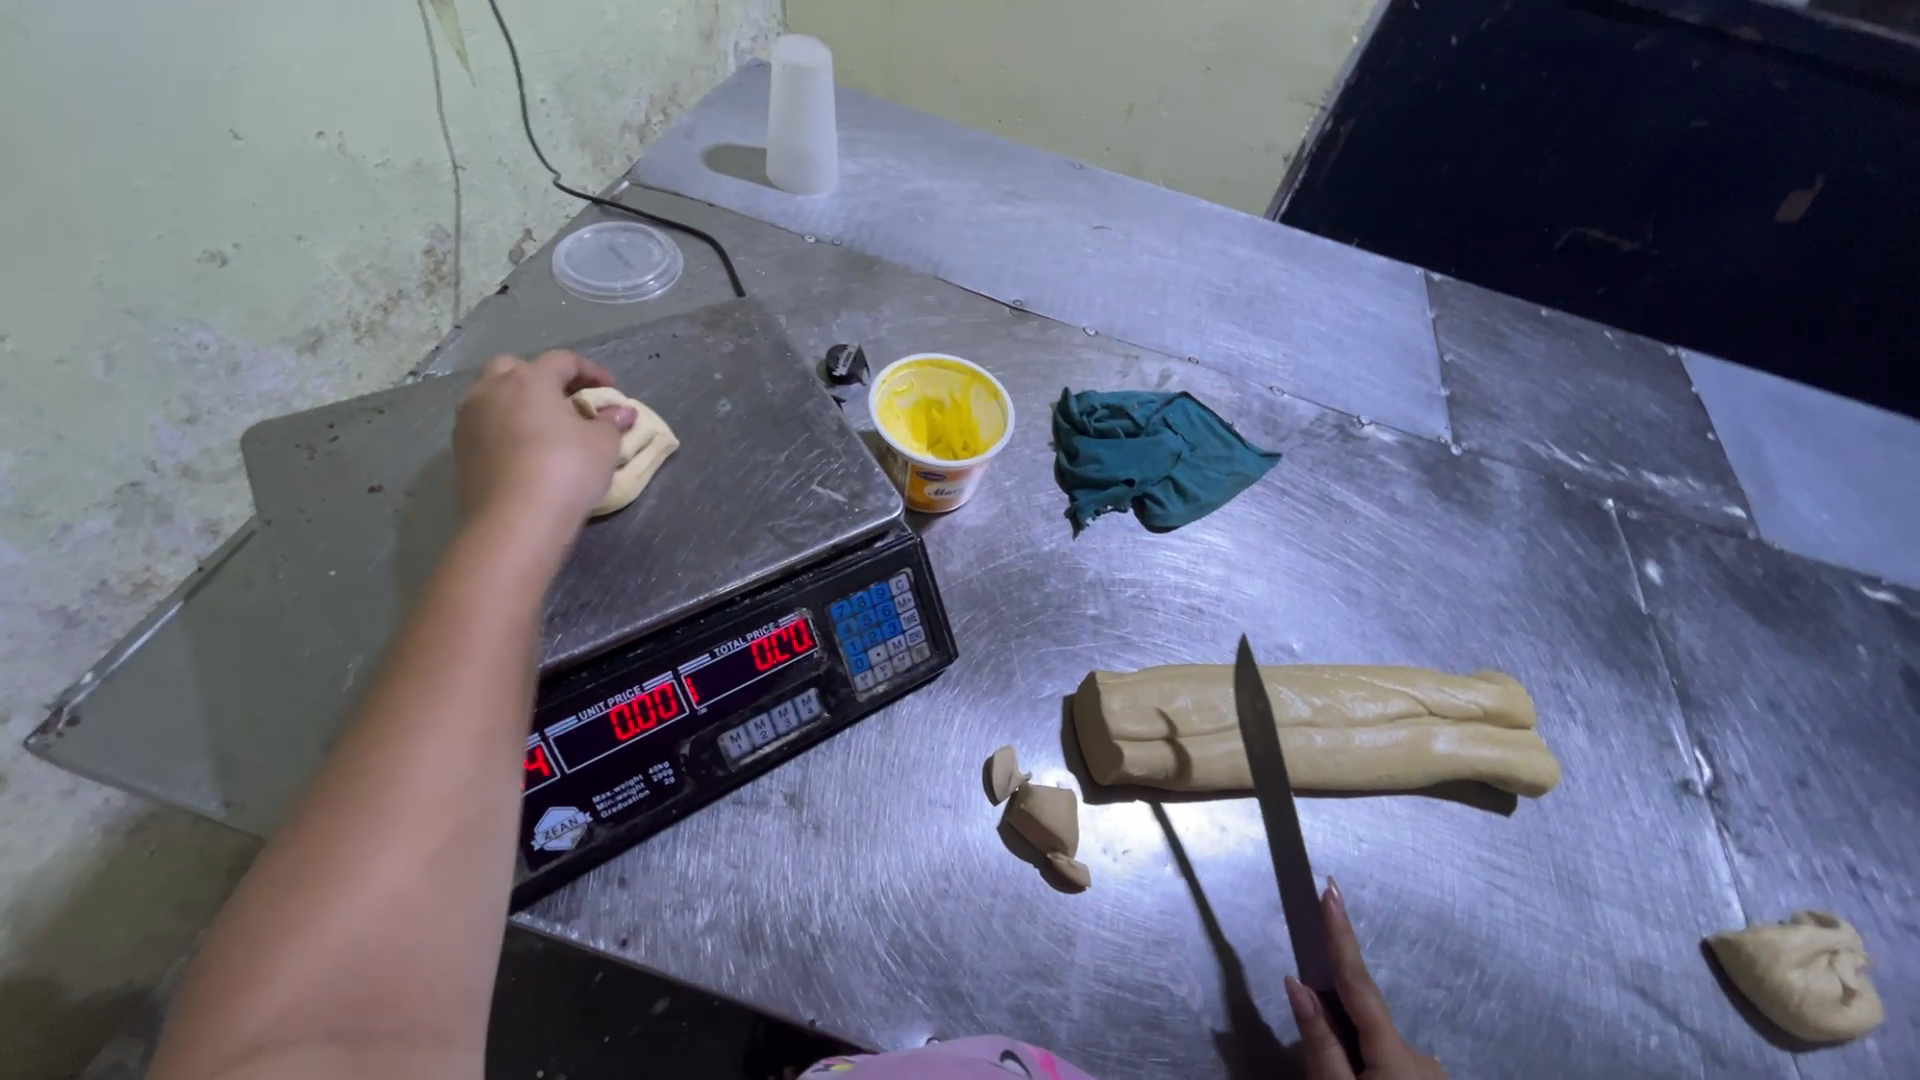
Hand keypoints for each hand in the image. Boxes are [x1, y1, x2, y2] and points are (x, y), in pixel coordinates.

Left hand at [453, 350, 635, 524]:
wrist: (515, 520)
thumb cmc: (567, 470)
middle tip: (567, 401)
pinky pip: (484, 424)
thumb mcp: (604, 445)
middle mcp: (492, 389)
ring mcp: (469, 418)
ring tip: (543, 427)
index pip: (563, 360)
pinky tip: (524, 450)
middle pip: (516, 368)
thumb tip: (621, 411)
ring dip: (518, 402)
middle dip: (543, 379)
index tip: (610, 390)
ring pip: (493, 395)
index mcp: (530, 380)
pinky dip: (504, 427)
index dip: (590, 371)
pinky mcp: (459, 448)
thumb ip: (611, 422)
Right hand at [1285, 880, 1446, 1079]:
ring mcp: (1435, 1079)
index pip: (1358, 981)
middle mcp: (1422, 1060)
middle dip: (1335, 1026)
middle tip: (1322, 1068)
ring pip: (1379, 1050)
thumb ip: (1319, 1045)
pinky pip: (1394, 1071)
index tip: (1331, 888)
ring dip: (1355, 1059)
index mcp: (1394, 1057)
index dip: (1342, 933)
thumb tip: (1297, 983)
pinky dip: (1372, 1075)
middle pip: (1364, 1022)